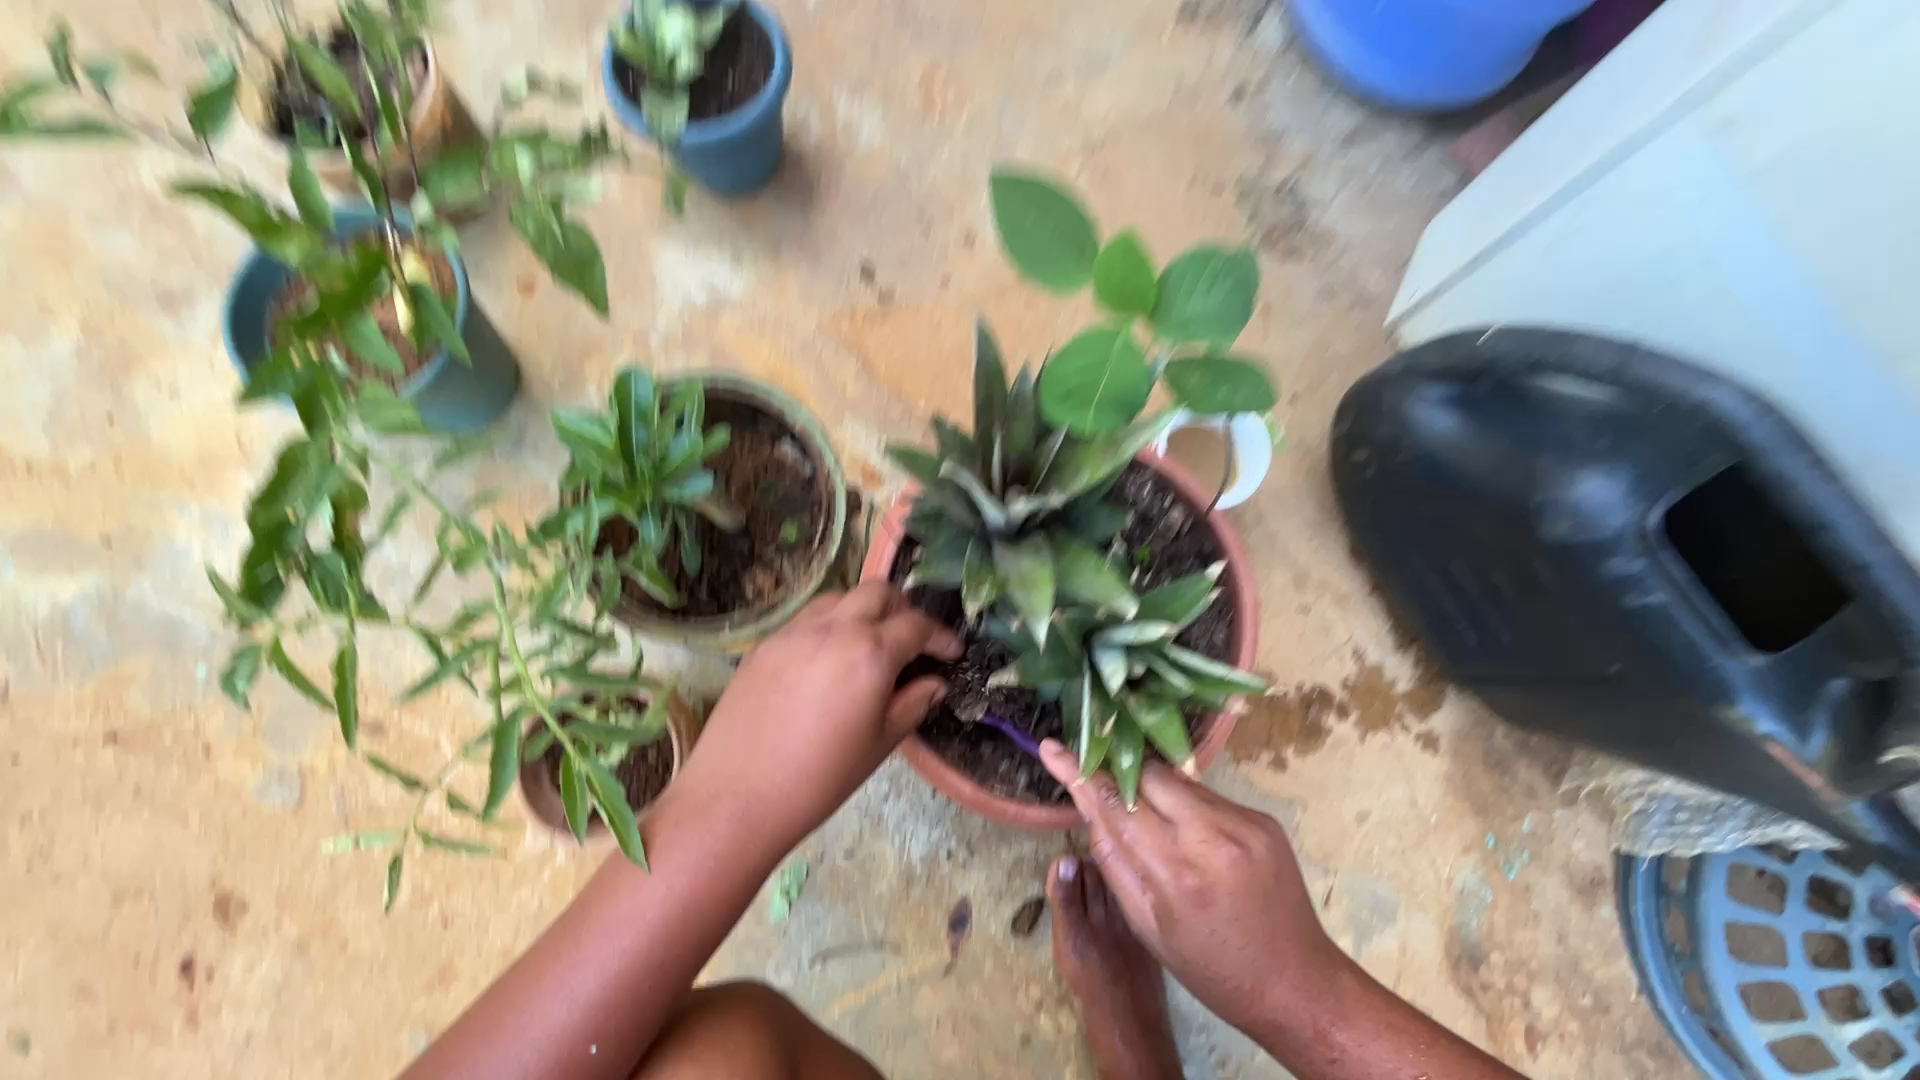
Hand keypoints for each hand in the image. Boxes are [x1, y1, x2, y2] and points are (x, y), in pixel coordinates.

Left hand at [677, 584, 962, 849]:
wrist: (737, 796)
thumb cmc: (820, 778)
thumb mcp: (880, 744)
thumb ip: (912, 704)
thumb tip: (933, 683)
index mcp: (870, 653)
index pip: (916, 626)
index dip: (940, 636)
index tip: (951, 651)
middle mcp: (834, 629)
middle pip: (877, 592)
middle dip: (902, 608)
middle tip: (911, 640)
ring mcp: (793, 632)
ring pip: (838, 598)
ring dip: (863, 610)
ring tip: (868, 644)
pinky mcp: (764, 644)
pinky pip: (806, 619)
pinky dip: (828, 626)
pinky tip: (827, 661)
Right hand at [1039, 739, 1342, 1035]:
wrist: (1295, 982)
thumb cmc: (1209, 967)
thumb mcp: (1147, 926)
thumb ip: (1114, 862)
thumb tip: (1088, 809)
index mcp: (1174, 872)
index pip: (1114, 803)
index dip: (1080, 773)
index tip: (1052, 748)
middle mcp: (1210, 836)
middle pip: (1147, 775)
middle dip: (1119, 771)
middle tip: (1100, 775)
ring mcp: (1242, 823)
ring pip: (1178, 781)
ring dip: (1153, 788)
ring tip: (1147, 812)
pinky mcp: (1262, 820)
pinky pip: (1208, 796)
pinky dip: (1186, 804)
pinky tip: (1186, 830)